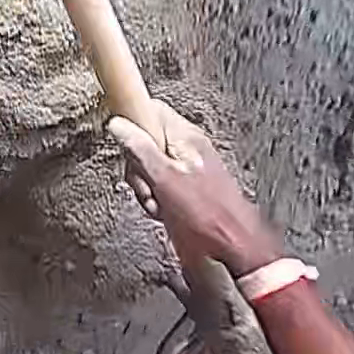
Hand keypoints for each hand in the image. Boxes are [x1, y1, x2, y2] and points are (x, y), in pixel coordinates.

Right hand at [108, 101, 282, 275]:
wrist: (235, 245)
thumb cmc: (209, 215)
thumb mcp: (164, 180)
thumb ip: (139, 149)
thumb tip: (118, 125)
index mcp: (184, 137)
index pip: (150, 109)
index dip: (132, 123)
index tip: (124, 144)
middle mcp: (188, 146)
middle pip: (145, 139)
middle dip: (137, 166)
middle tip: (146, 185)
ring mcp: (188, 164)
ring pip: (150, 163)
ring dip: (146, 185)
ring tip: (157, 202)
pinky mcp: (188, 182)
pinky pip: (161, 179)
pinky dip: (157, 195)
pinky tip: (164, 209)